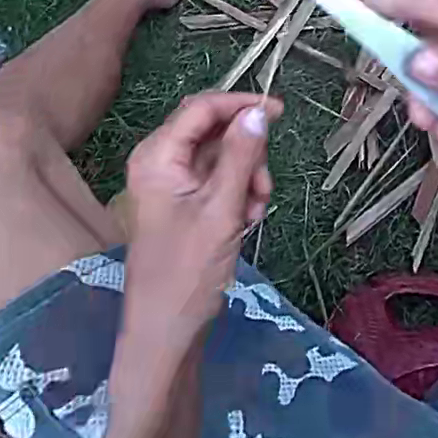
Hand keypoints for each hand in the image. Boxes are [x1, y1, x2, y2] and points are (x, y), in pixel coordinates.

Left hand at [121, 92, 281, 341]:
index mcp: (157, 155)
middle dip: (246, 151)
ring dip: (246, 175)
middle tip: (263, 185)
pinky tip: (246, 218)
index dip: (241, 104)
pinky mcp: (182, 201)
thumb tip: (259, 111)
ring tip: (255, 210)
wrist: (165, 333)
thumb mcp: (222, 209)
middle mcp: (159, 160)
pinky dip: (238, 191)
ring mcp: (170, 181)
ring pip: (220, 155)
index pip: (202, 107)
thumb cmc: (188, 272)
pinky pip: (217, 178)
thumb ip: (241, 155)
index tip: (280, 112)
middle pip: (213, 130)